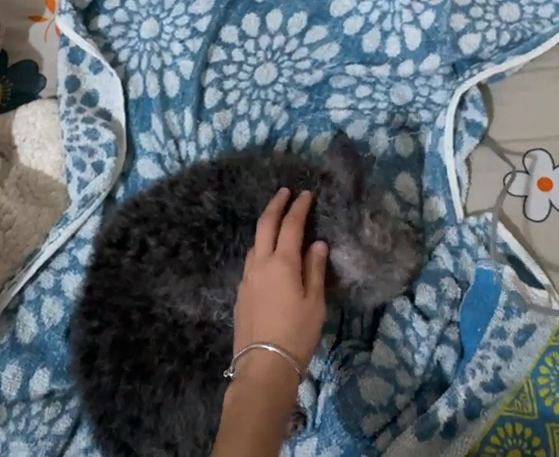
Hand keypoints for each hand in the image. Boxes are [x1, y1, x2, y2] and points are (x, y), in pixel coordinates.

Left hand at [233, 188, 329, 370]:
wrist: (263, 367)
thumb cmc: (296, 335)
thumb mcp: (315, 304)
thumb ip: (315, 270)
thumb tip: (317, 243)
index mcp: (283, 262)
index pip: (291, 225)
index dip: (299, 207)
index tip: (306, 194)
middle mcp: (261, 263)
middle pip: (266, 224)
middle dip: (276, 204)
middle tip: (285, 192)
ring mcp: (247, 277)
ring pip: (255, 242)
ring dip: (265, 226)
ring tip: (276, 223)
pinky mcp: (241, 293)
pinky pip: (251, 261)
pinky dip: (260, 248)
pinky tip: (266, 256)